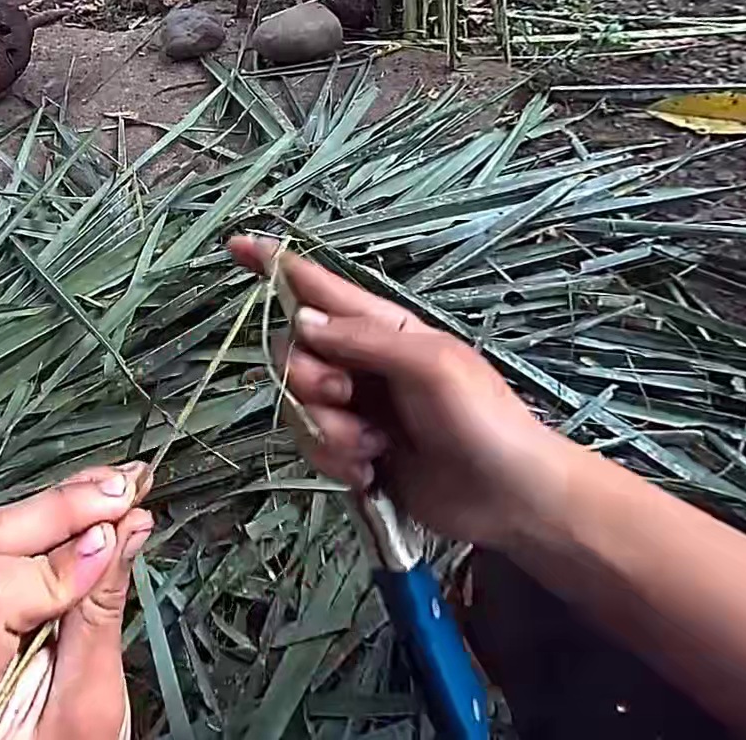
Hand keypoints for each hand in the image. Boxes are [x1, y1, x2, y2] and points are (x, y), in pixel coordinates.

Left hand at [0, 465, 155, 739]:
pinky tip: (91, 503)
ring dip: (65, 501)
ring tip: (122, 486)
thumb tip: (125, 532)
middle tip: (130, 488)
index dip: (58, 563)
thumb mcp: (83, 715)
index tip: (114, 541)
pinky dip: (52, 517)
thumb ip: (98, 620)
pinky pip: (0, 542)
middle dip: (68, 505)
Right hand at [229, 236, 564, 547]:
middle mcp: (356, 359)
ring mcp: (351, 404)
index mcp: (378, 325)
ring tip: (372, 447)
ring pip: (295, 402)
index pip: (315, 285)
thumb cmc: (482, 418)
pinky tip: (369, 471)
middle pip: (291, 351)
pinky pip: (309, 443)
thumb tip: (301, 320)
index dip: (273, 263)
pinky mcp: (348, 447)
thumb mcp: (431, 366)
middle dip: (308, 380)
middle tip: (347, 398)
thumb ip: (363, 339)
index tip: (235, 246)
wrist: (509, 499)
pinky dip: (333, 460)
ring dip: (326, 430)